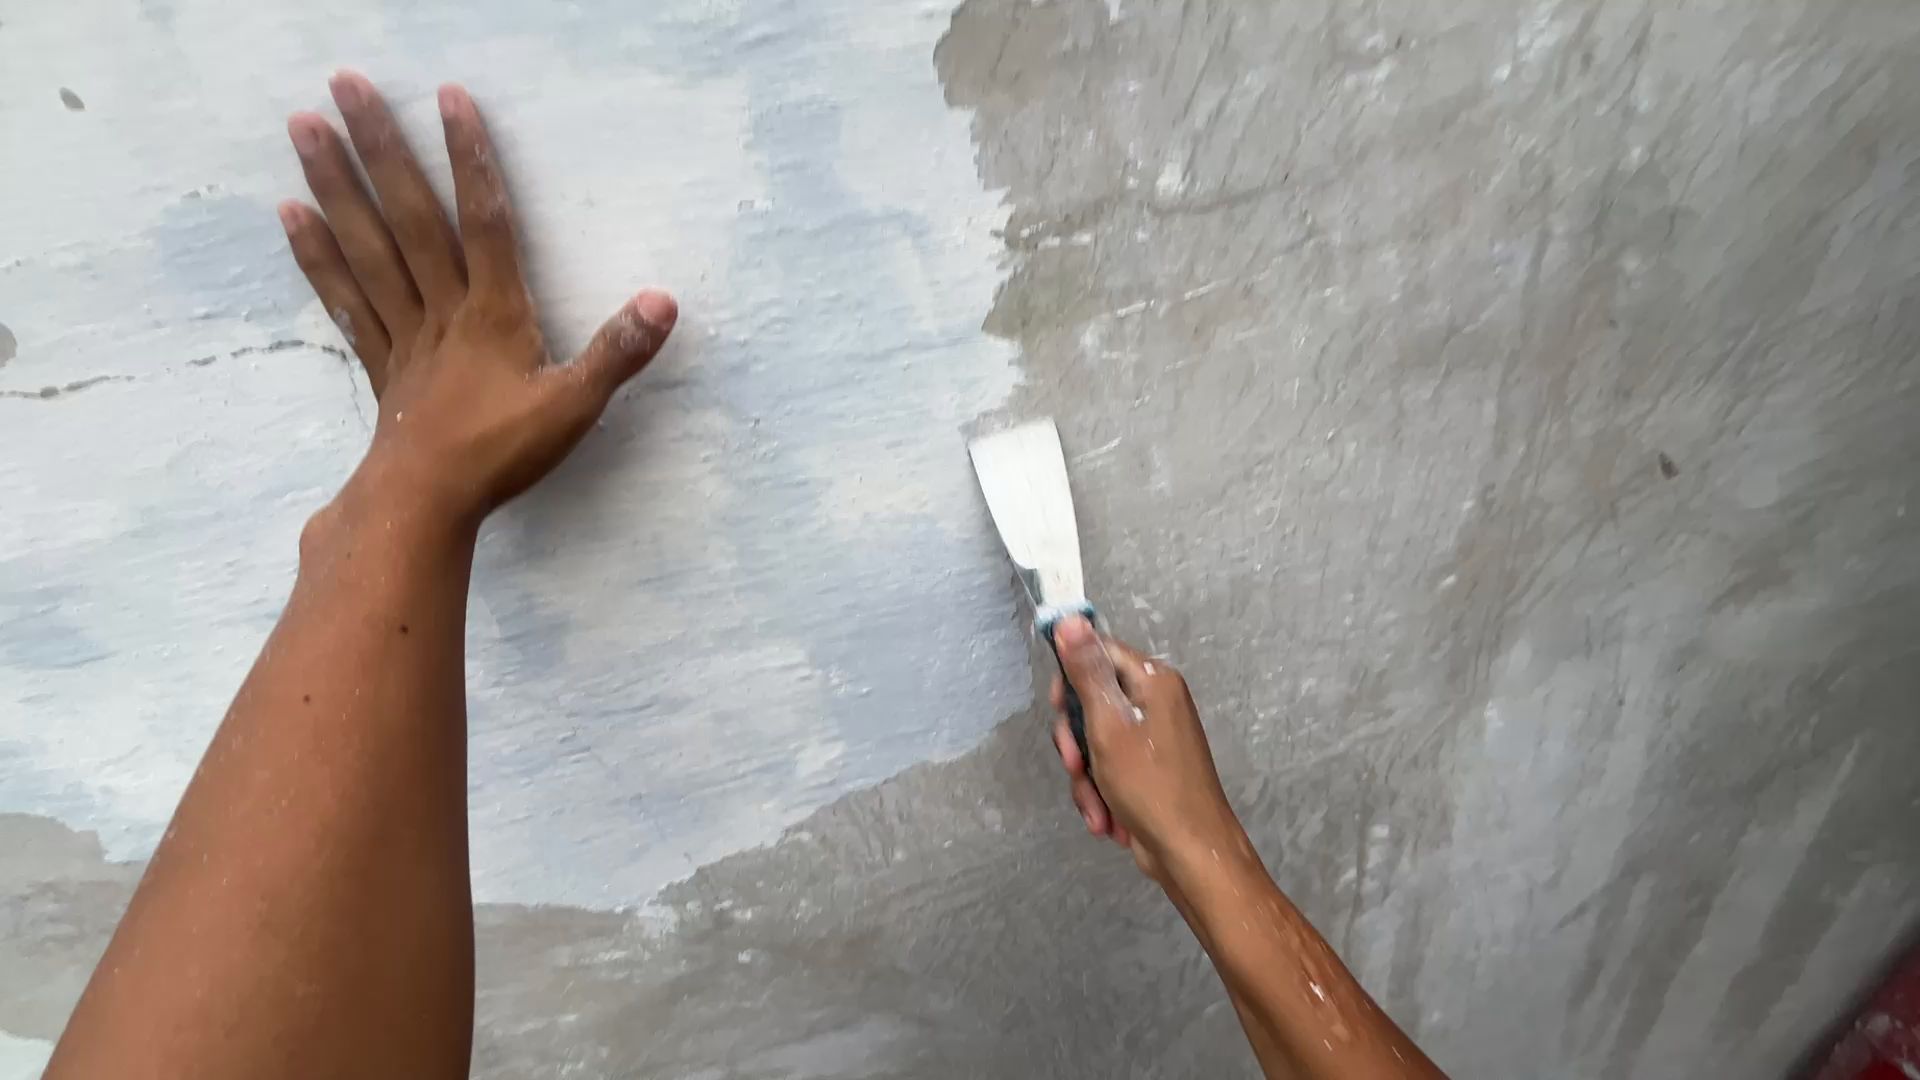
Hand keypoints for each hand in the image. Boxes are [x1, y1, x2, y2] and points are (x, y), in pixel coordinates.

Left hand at [279, 72, 676, 526]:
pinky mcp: (384, 362)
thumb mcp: (577, 404)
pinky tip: (295, 217)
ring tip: (303, 127)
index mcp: (494, 314)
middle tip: (344, 83)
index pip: (485, 225)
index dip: (472, 162)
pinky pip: (349, 300)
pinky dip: (321, 257)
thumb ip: (618, 352)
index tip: (450, 99)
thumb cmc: (505, 450)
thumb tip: (663, 301)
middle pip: (412, 221)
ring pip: (370, 250)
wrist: (427, 498)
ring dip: (337, 188)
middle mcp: (443, 309)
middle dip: (383, 152)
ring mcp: (406, 334)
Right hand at [1049, 617, 1242, 881]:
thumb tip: (1070, 619)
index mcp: (1152, 681)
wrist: (1191, 856)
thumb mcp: (1108, 724)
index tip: (1059, 710)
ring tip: (1097, 809)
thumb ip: (1087, 671)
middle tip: (1075, 766)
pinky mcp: (1147, 768)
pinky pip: (1108, 765)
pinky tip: (1106, 819)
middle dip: (1076, 741)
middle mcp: (1155, 702)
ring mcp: (1152, 736)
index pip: (1098, 653)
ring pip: (1094, 739)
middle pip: (1091, 700)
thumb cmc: (1151, 786)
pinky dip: (1101, 792)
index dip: (1070, 680)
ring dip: (1087, 777)